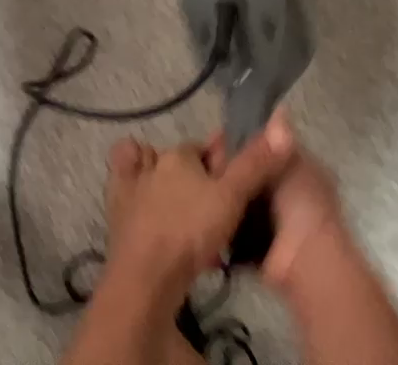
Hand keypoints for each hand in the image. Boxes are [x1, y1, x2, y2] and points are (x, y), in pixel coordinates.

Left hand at [101, 119, 294, 294]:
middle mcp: (151, 163)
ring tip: (185, 213)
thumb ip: (254, 164)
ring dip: (164, 185)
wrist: (147, 272)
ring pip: (149, 173)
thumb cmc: (191, 230)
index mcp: (178, 155)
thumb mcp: (231, 197)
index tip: (234, 182)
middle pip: (177, 162)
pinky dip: (139, 194)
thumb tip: (280, 125)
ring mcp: (129, 186)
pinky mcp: (116, 211)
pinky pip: (129, 192)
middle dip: (194, 177)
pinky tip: (154, 214)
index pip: (202, 148)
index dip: (220, 162)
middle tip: (213, 206)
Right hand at [206, 111, 348, 290]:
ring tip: (194, 180)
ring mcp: (264, 218)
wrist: (306, 262)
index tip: (217, 137)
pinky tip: (199, 202)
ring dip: (220, 190)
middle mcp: (280, 192)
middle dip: (227, 166)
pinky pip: (229, 220)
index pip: (263, 148)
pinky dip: (217, 213)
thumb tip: (277, 108)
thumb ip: (280, 140)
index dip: (243, 140)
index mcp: (295, 171)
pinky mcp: (249, 241)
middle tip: (201, 161)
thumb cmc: (305, 207)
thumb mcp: (295, 165)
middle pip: (246, 170)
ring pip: (235, 194)